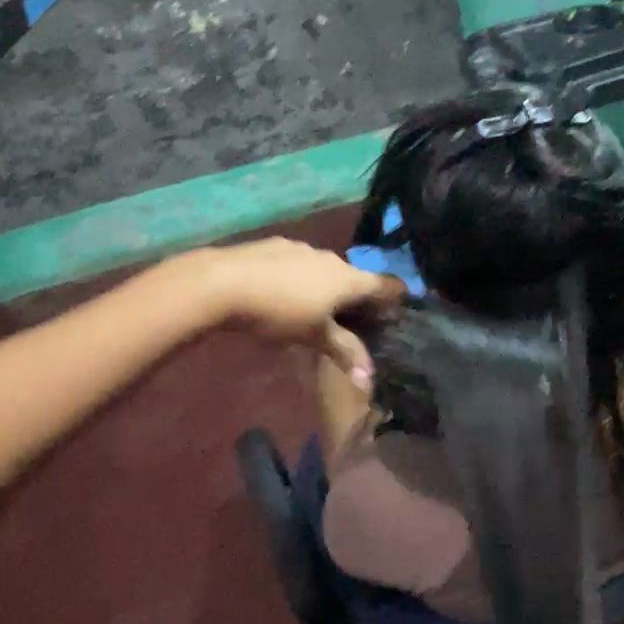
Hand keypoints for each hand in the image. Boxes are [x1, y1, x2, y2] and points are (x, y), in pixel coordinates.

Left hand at [167, 238, 404, 370]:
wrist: (223, 282)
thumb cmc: (278, 312)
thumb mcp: (313, 337)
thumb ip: (343, 352)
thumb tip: (368, 377)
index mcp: (347, 278)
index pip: (384, 284)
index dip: (395, 296)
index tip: (399, 308)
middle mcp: (330, 257)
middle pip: (353, 277)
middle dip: (356, 297)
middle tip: (353, 321)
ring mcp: (301, 248)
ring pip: (323, 269)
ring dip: (325, 287)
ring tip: (314, 309)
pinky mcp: (275, 245)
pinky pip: (298, 264)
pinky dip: (299, 279)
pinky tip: (281, 294)